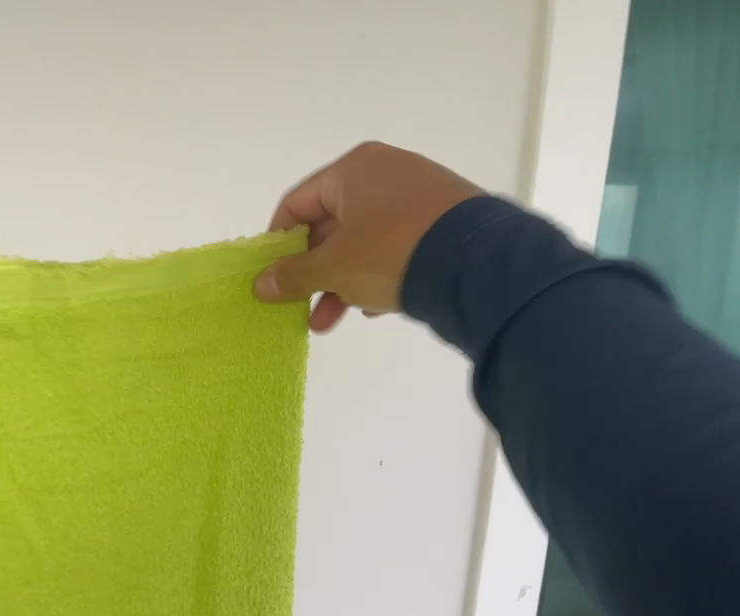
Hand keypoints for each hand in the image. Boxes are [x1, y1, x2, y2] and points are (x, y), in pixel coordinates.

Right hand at [255, 142, 483, 332]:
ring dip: (338, 284)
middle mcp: (384, 173)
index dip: (278, 243)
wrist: (476, 262)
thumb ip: (293, 275)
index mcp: (354, 170)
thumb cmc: (389, 252)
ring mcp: (415, 196)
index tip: (272, 277)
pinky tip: (371, 307)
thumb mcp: (332, 268)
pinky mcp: (438, 222)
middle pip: (328, 227)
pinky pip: (390, 249)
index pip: (296, 204)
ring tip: (329, 322)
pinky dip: (372, 277)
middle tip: (299, 307)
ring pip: (359, 243)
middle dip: (311, 274)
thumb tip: (263, 284)